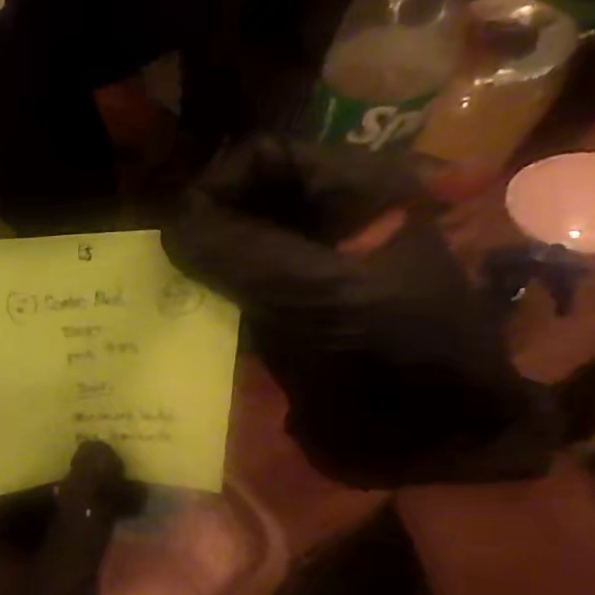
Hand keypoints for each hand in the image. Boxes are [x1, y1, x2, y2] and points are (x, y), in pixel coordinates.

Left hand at [0, 442, 134, 594]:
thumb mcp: (64, 572)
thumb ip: (84, 509)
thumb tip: (102, 446)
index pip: (19, 461)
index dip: (60, 440)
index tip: (104, 417)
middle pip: (41, 478)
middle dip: (85, 465)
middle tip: (133, 442)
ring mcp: (15, 542)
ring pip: (59, 500)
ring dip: (96, 490)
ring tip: (143, 474)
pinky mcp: (40, 562)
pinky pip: (69, 524)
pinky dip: (97, 515)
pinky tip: (134, 505)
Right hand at [162, 139, 557, 488]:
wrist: (431, 438)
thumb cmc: (394, 353)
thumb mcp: (320, 293)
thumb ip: (242, 253)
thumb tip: (170, 224)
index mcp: (353, 191)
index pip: (263, 156)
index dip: (216, 184)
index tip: (180, 233)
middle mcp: (322, 219)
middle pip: (240, 199)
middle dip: (199, 226)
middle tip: (164, 266)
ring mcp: (300, 268)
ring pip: (229, 245)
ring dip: (195, 266)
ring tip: (164, 294)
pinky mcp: (282, 311)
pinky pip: (230, 290)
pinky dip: (203, 301)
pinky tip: (181, 321)